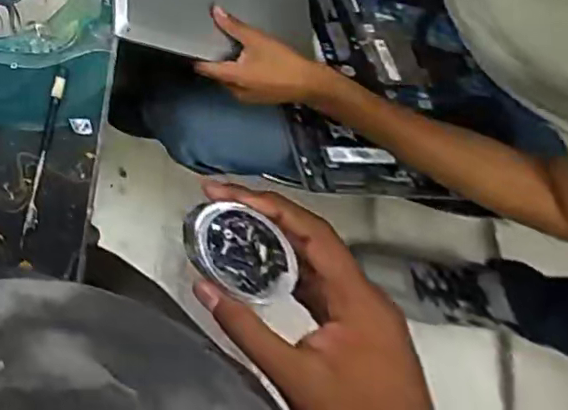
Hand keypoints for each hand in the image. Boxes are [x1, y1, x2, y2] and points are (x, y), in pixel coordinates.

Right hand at [194, 181, 430, 409]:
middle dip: (262, 210)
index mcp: (360, 301)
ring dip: (270, 232)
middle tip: (218, 196)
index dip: (267, 204)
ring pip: (312, 254)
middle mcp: (366, 298)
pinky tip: (255, 258)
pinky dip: (281, 258)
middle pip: (311, 236)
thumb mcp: (295, 376)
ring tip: (229, 217)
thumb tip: (201, 287)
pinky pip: (314, 276)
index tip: (225, 192)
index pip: (312, 232)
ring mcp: (362, 312)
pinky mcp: (354, 325)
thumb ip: (245, 329)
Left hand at [196, 5, 340, 105]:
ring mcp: (248, 97)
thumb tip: (216, 12)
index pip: (203, 68)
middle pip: (215, 73)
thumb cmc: (284, 63)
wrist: (316, 84)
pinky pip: (242, 84)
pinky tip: (250, 64)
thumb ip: (234, 26)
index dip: (196, 56)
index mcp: (231, 77)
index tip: (192, 45)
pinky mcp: (260, 98)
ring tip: (233, 52)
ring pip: (229, 80)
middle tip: (216, 45)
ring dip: (229, 68)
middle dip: (215, 61)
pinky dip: (242, 74)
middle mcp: (235, 90)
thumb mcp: (257, 40)